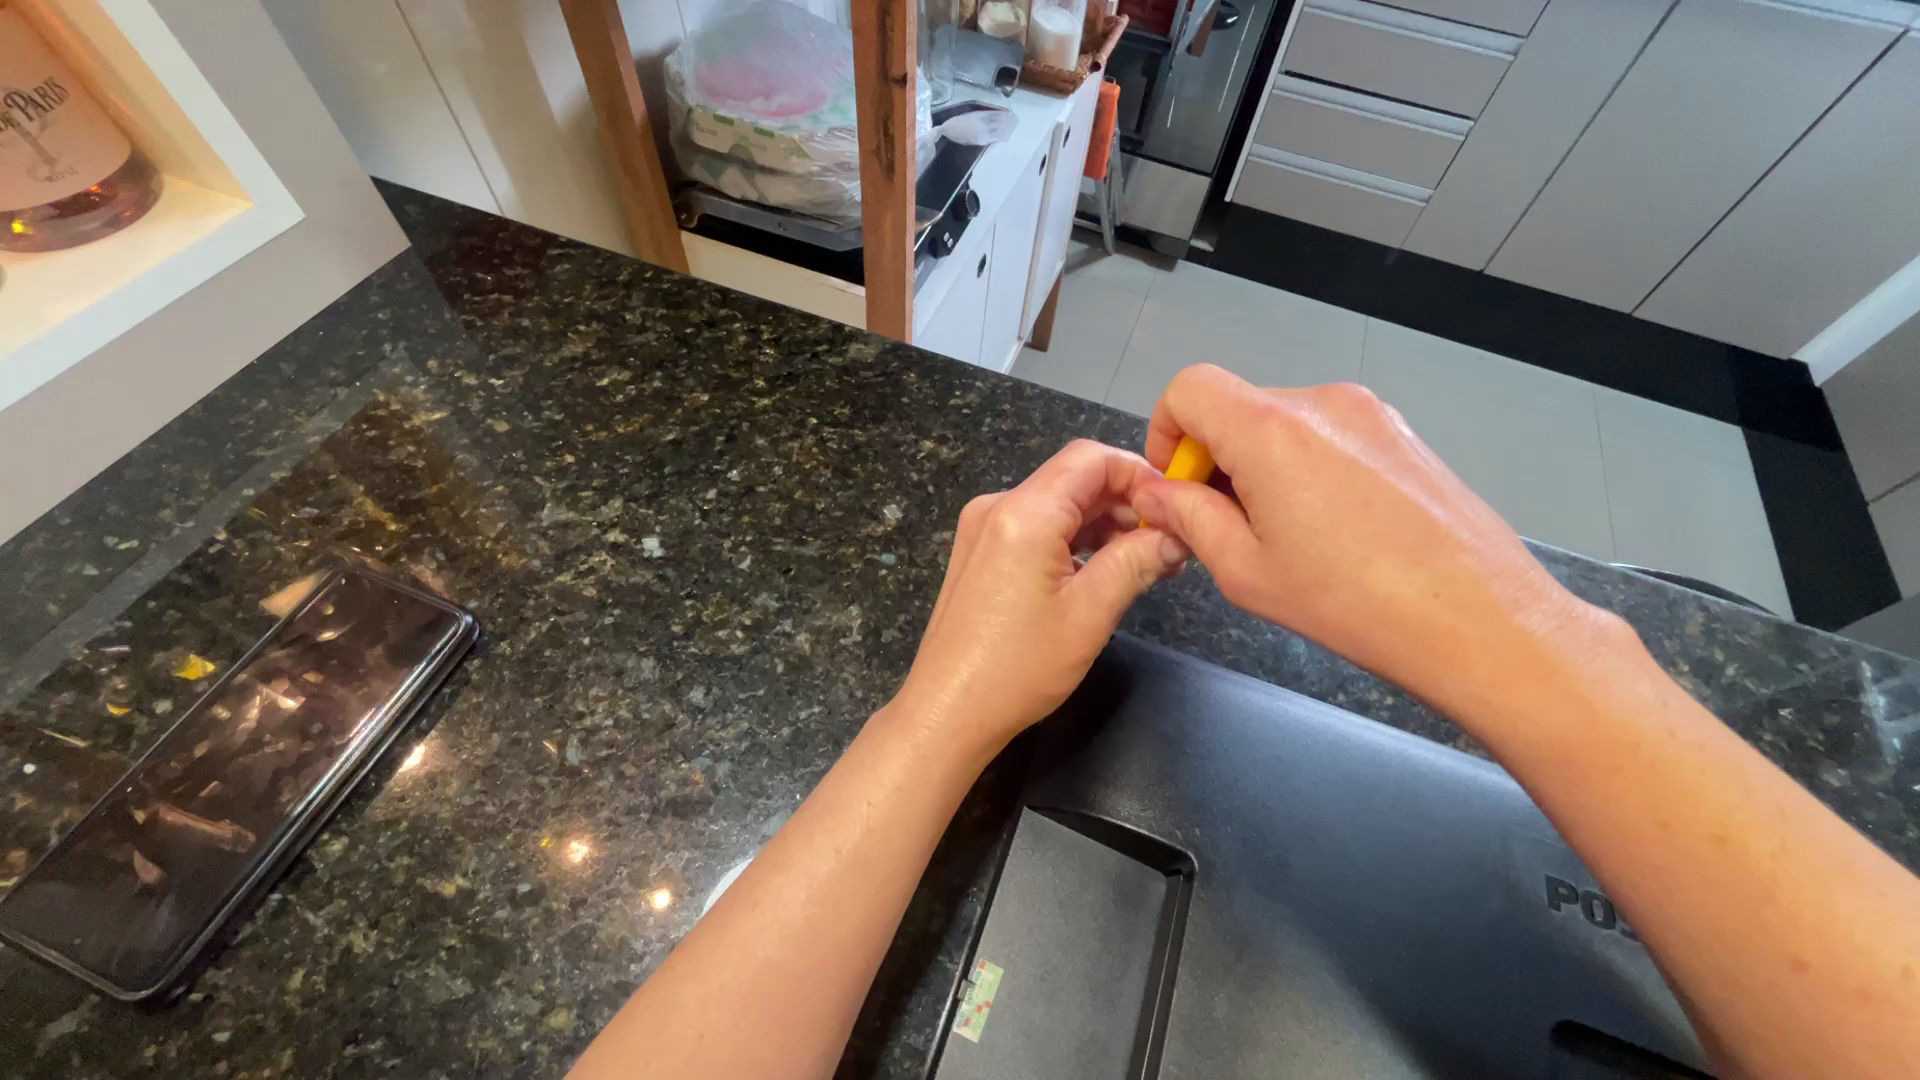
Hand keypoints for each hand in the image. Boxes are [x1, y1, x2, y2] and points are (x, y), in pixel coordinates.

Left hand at [892, 439, 1190, 750]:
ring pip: (1057, 504)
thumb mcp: (1090, 614)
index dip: (1140, 475)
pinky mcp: (979, 551)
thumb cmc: (1019, 668)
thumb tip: (1176, 536)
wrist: (948, 710)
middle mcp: (998, 506)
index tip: (1174, 510)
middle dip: (1125, 503)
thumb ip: (1137, 562)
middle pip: (1074, 479)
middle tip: (1167, 546)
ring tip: (1143, 563)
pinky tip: (1101, 571)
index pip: (1092, 458)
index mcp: (1024, 512)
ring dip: (1102, 524)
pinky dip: (1072, 540)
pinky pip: (1035, 527)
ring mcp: (982, 528)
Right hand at [1129, 364, 1608, 721]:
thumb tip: (1155, 493)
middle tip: (1225, 525)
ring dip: (1258, 464)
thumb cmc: (1348, 602)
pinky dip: (1302, 465)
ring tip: (1285, 532)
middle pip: (1234, 406)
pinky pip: (1325, 433)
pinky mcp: (1400, 431)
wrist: (1479, 619)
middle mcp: (1320, 403)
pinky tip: (1332, 526)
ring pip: (1279, 421)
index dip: (1165, 432)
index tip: (1179, 486)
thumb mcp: (1244, 569)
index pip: (1188, 388)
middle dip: (1212, 458)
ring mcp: (1368, 412)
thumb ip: (1186, 516)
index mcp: (1270, 430)